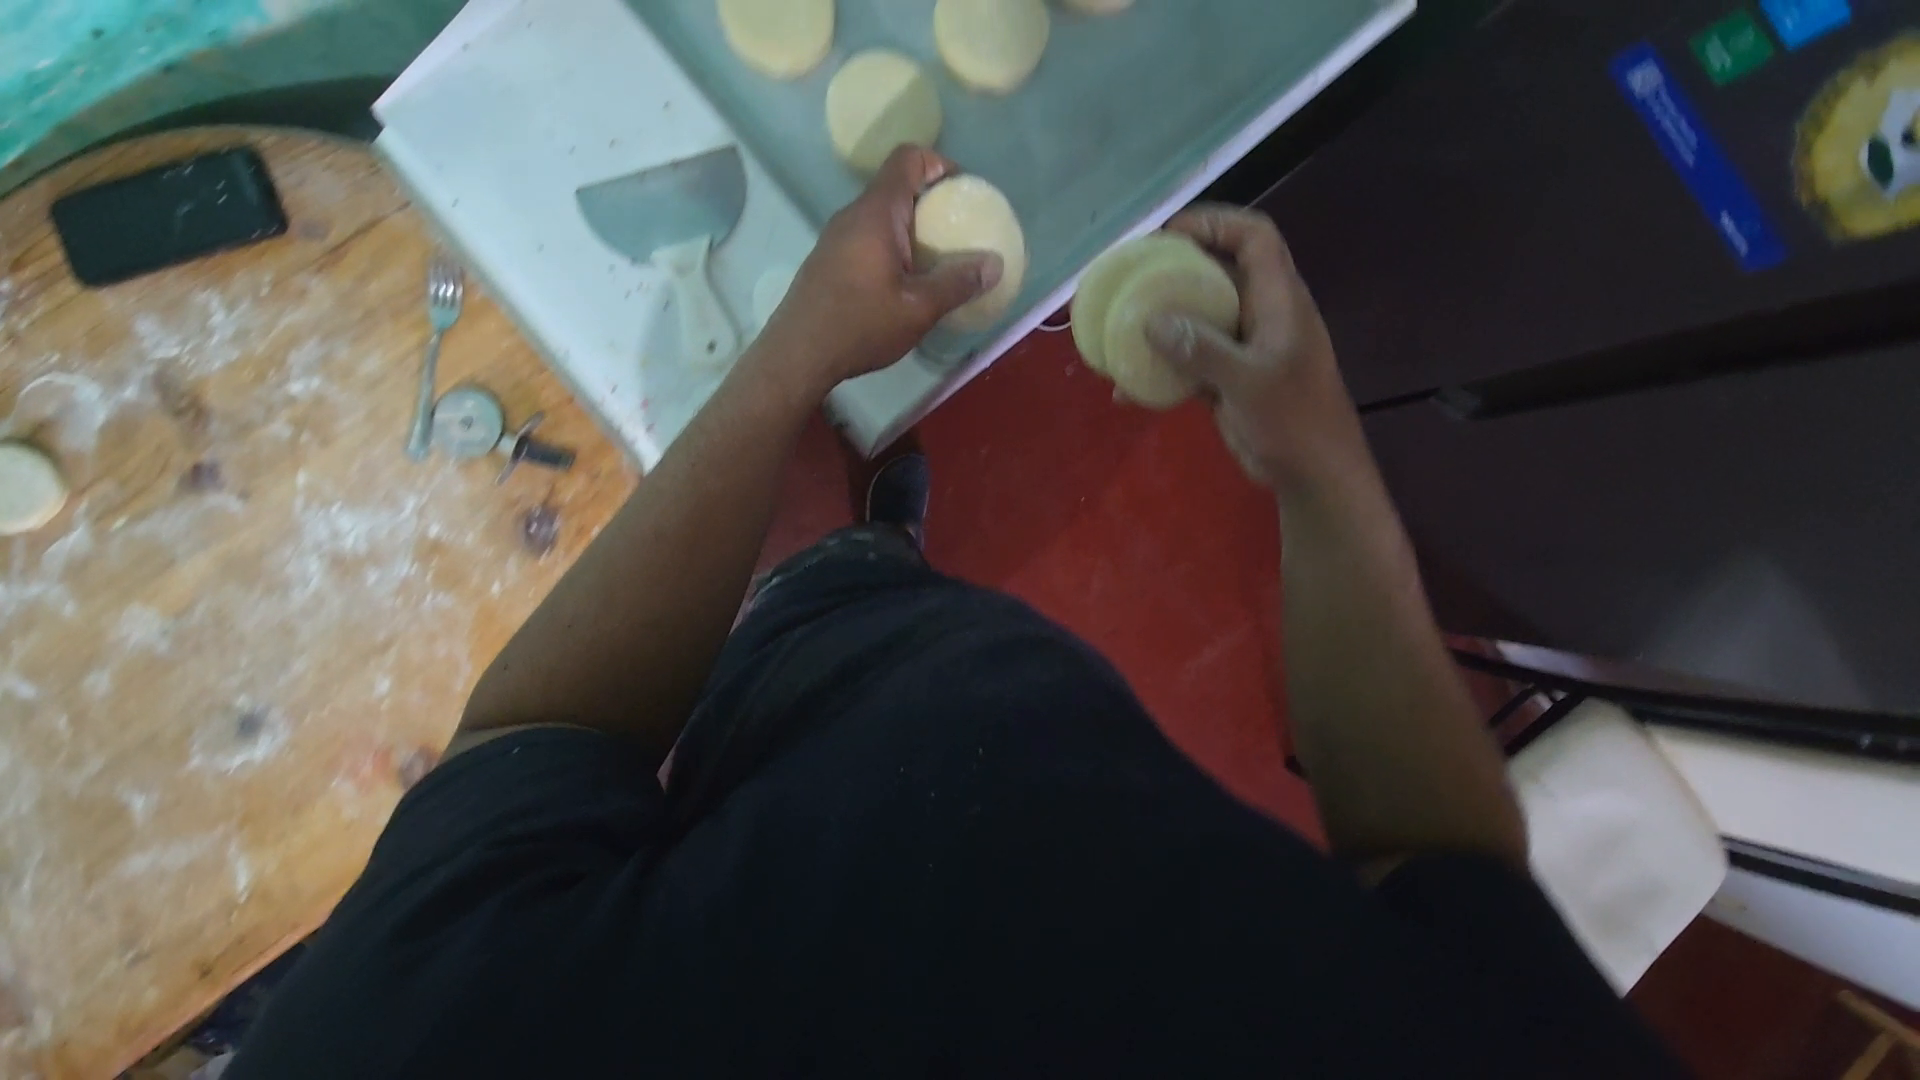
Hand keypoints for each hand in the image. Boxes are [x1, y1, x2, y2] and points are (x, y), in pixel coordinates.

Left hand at [754, 146, 1002, 395]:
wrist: (797, 355)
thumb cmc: (860, 326)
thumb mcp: (918, 308)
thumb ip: (958, 283)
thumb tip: (995, 264)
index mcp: (877, 213)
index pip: (908, 158)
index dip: (940, 164)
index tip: (963, 194)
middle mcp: (853, 216)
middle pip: (897, 189)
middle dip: (932, 206)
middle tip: (959, 237)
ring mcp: (835, 238)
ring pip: (882, 219)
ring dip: (912, 233)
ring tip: (935, 266)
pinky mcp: (828, 262)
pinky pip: (867, 241)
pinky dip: (891, 251)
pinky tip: (902, 287)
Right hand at [1145, 205, 1364, 491]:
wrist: (1312, 474)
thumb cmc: (1294, 420)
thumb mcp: (1248, 382)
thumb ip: (1202, 349)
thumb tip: (1150, 321)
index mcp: (1279, 301)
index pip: (1254, 238)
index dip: (1215, 223)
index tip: (1169, 234)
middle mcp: (1262, 315)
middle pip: (1220, 272)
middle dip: (1177, 268)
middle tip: (1133, 275)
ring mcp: (1244, 350)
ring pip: (1201, 318)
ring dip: (1163, 319)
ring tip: (1121, 322)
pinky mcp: (1229, 381)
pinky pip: (1190, 362)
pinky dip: (1161, 369)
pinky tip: (1127, 388)